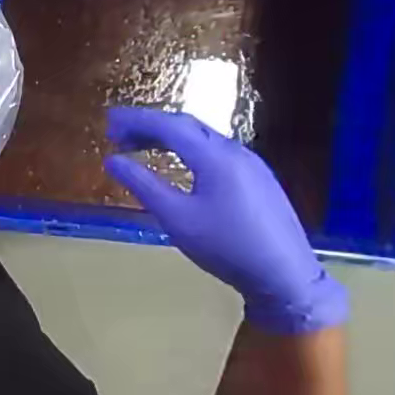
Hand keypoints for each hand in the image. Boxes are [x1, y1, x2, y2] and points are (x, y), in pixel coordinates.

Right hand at [103, 107, 346, 333]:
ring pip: (203, 138)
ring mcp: (251, 164)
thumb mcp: (176, 218)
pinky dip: (187, 149)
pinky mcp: (258, 179)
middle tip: (117, 133)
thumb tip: (112, 160)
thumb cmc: (226, 247)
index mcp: (215, 157)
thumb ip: (143, 185)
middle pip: (187, 126)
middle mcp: (235, 151)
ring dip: (168, 137)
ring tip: (139, 146)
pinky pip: (215, 151)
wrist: (285, 275)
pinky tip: (178, 164)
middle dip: (150, 125)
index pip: (169, 125)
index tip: (109, 120)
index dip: (137, 119)